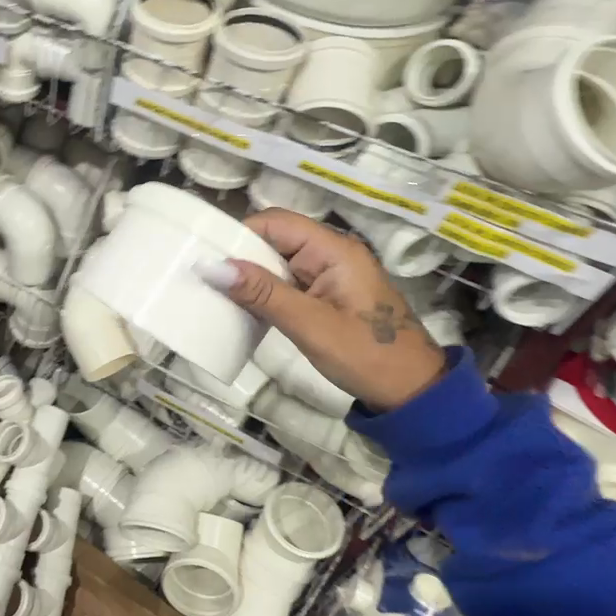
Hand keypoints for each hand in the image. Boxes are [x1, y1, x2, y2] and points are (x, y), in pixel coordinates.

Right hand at [196, 208, 446, 411]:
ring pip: (278, 262)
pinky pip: (287, 283)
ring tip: (215, 293)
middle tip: (202, 278)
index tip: (205, 257)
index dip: (239, 235)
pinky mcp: (327, 296)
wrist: (413, 392)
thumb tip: (212, 267)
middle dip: (240, 256)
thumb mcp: (310, 326)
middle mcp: (331, 254)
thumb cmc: (366, 356)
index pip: (276, 223)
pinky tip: (243, 308)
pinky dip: (265, 293)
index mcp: (334, 250)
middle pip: (275, 239)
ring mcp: (329, 275)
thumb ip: (262, 293)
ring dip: (250, 277)